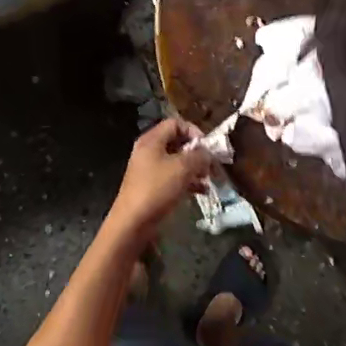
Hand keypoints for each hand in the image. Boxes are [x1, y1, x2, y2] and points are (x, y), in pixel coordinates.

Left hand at [107, 119, 211, 242]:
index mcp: (152, 140)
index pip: (175, 123)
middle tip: (212, 165)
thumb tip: (208, 153)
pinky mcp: (152, 186)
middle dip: (197, 153)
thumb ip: (199, 156)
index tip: (207, 146)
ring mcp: (149, 169)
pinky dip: (188, 181)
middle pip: (177, 143)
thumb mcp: (183, 168)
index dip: (194, 131)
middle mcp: (149, 151)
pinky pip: (173, 177)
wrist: (133, 221)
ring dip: (195, 168)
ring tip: (209, 179)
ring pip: (177, 161)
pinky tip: (202, 191)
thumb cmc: (157, 188)